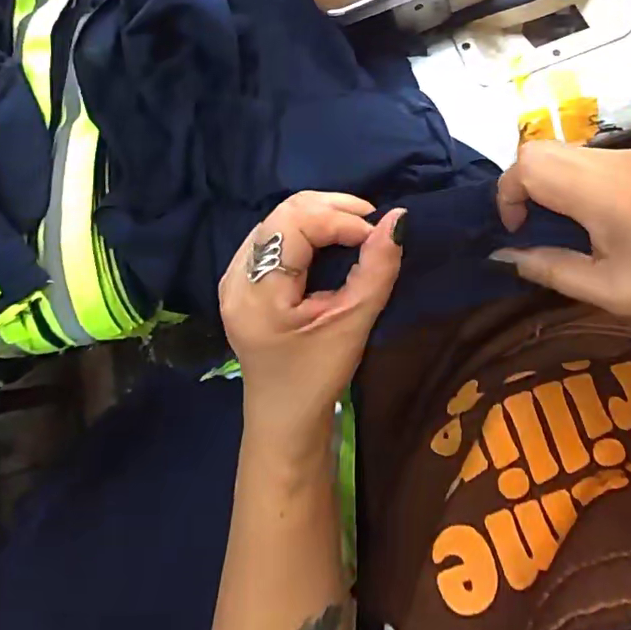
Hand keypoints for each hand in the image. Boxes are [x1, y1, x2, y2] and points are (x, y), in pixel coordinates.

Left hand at [218, 192, 404, 449]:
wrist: (282, 421)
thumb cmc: (316, 380)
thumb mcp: (352, 325)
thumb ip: (375, 270)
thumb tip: (398, 219)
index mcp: (256, 291)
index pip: (295, 223)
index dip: (340, 219)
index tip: (377, 234)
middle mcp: (235, 275)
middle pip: (283, 213)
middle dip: (331, 208)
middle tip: (371, 222)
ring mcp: (233, 276)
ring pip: (277, 219)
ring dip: (319, 215)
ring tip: (356, 227)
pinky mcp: (240, 280)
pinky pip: (273, 236)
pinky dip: (306, 228)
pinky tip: (330, 239)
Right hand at [493, 141, 630, 340]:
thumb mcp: (604, 292)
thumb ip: (547, 267)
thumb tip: (503, 255)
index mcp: (606, 195)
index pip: (528, 166)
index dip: (508, 195)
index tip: (520, 231)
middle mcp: (617, 163)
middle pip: (538, 148)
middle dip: (521, 183)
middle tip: (534, 223)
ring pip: (562, 147)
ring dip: (546, 177)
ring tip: (562, 219)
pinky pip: (589, 155)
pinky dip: (571, 175)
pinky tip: (592, 210)